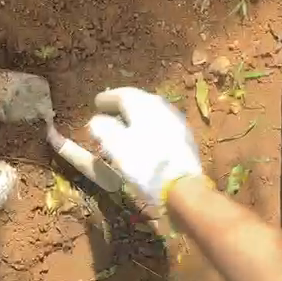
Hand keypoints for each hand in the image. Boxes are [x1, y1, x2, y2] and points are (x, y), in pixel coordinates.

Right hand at [87, 87, 204, 208]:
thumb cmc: (144, 164)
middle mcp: (161, 107)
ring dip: (137, 115)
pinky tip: (146, 137)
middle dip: (123, 104)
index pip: (122, 94)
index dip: (108, 98)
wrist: (182, 186)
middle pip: (139, 100)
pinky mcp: (184, 137)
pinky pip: (161, 124)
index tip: (97, 102)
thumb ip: (102, 128)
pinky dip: (149, 126)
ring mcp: (175, 121)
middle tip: (110, 110)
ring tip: (126, 123)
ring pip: (152, 112)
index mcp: (142, 105)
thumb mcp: (115, 146)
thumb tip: (96, 120)